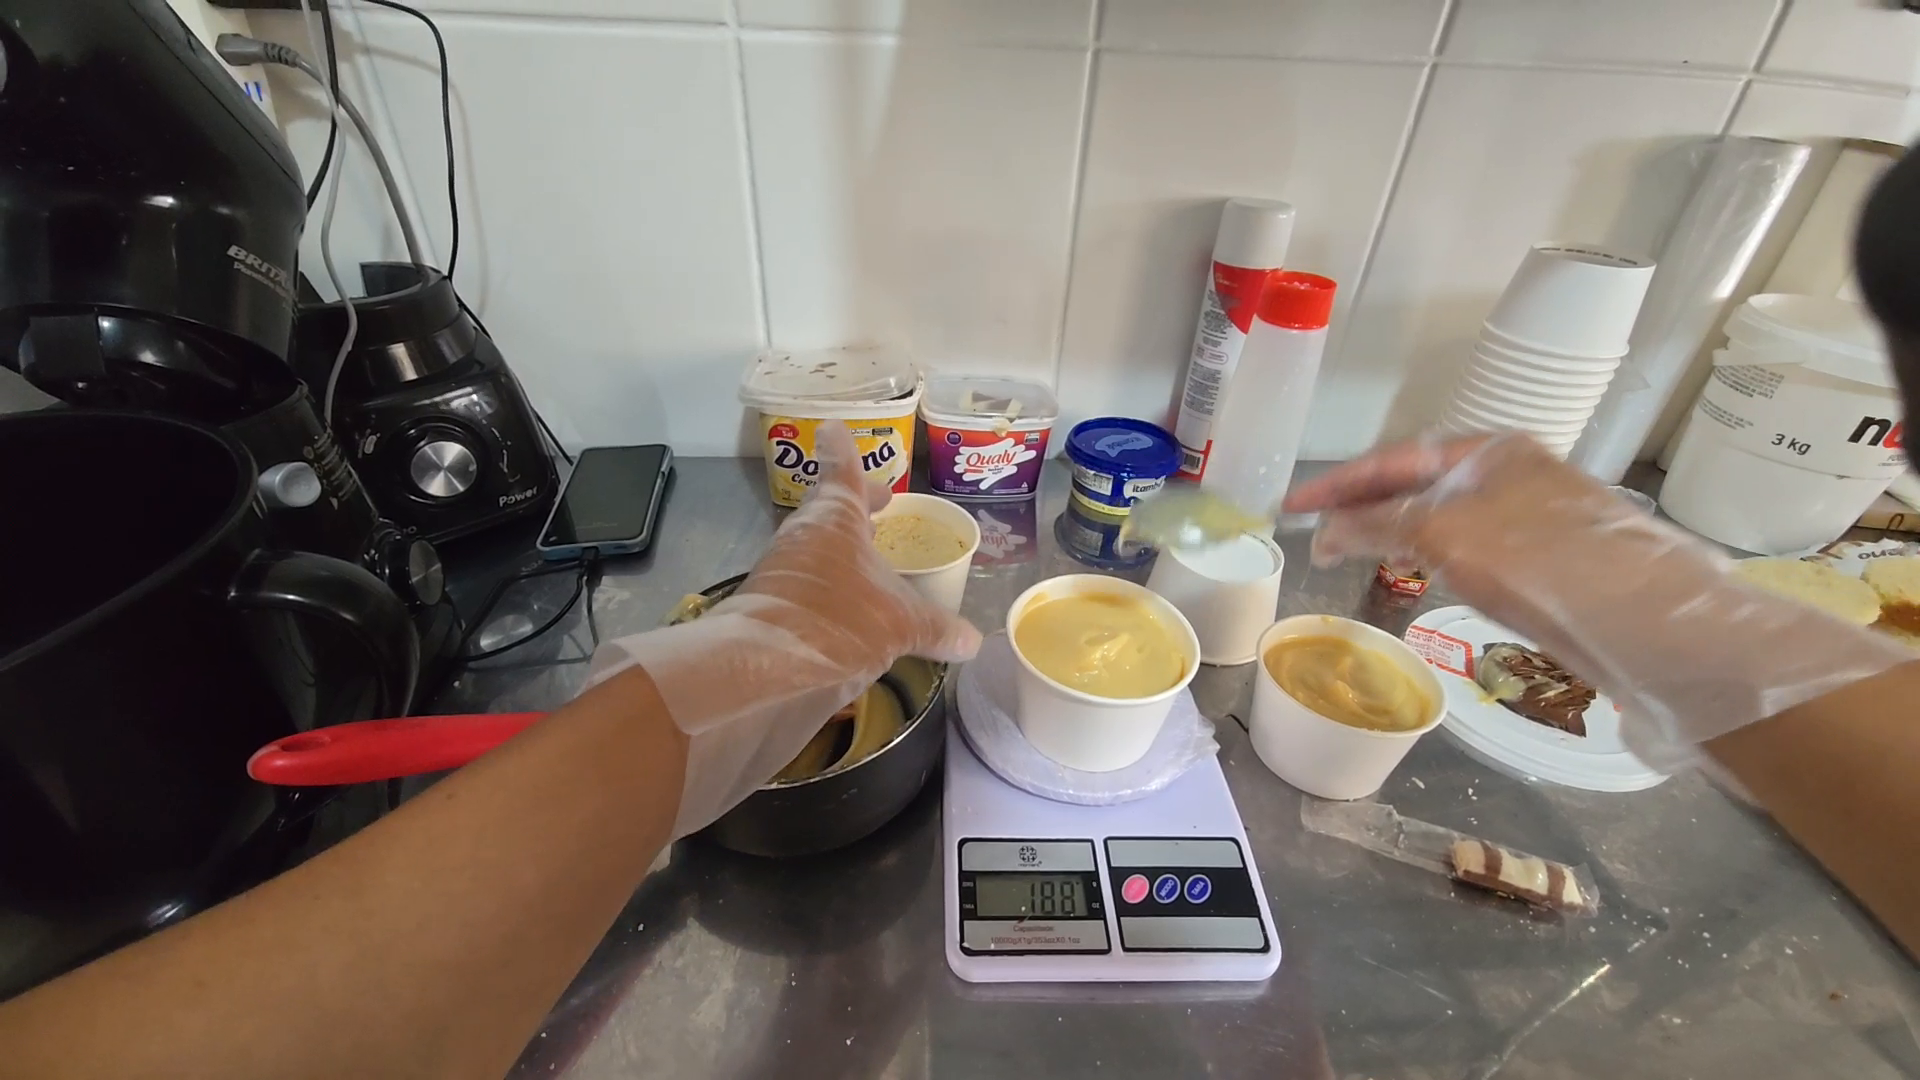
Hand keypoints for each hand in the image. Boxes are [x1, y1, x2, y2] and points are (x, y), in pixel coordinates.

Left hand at [589, 422, 980, 836]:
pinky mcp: (766, 607)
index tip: (834, 428)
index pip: (842, 473)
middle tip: (881, 502)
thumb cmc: (838, 622)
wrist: (761, 671)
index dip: (843, 452)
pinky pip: (804, 584)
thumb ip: (937, 629)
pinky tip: (847, 610)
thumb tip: (972, 641)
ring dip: (841, 549)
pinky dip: (828, 587)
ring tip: (869, 560)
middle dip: (857, 506)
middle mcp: (804, 537)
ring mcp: (780, 571)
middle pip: (830, 510)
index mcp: (835, 520)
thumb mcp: (900, 626)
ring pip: (815, 548)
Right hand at [1286, 434, 1912, 768]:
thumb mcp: (1441, 532)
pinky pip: (1458, 543)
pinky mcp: (1534, 554)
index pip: (1389, 460)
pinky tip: (1404, 568)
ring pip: (1434, 515)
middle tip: (1312, 531)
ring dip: (1386, 531)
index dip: (1334, 484)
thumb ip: (1374, 524)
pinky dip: (1421, 552)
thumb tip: (1324, 530)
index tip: (1290, 506)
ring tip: (1344, 550)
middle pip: (1411, 484)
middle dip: (1359, 506)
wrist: (1639, 618)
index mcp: (1485, 450)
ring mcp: (1522, 513)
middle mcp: (1504, 473)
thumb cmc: (1533, 558)